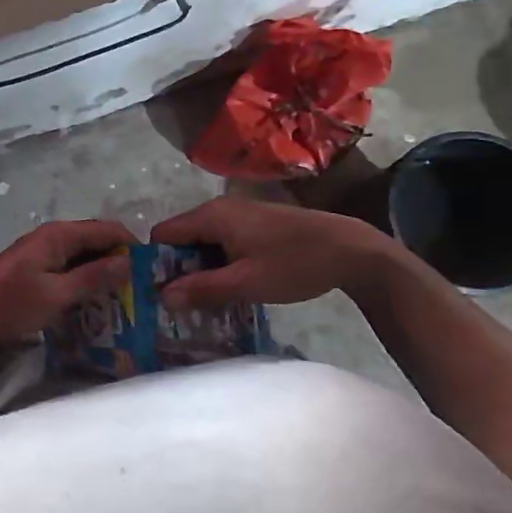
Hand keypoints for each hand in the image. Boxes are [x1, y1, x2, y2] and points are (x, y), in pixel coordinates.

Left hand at [0, 220, 134, 342]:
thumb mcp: (56, 294)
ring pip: (84, 259)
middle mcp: (52, 239)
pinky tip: (97, 306)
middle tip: (145, 292)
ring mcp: (42, 256)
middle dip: (120, 263)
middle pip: (97, 243)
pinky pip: (69, 272)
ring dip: (103, 276)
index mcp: (58, 235)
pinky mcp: (35, 274)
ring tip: (128, 302)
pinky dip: (84, 284)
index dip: (133, 247)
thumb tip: (129, 261)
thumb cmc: (9, 305)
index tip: (154, 272)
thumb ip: (93, 277)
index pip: (108, 230)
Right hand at [149, 197, 401, 307]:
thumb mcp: (245, 283)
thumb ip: (201, 289)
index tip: (160, 292)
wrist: (355, 251)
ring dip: (200, 270)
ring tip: (205, 299)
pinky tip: (231, 286)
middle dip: (178, 270)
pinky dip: (219, 264)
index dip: (156, 263)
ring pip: (202, 243)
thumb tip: (161, 297)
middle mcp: (219, 209)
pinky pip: (222, 243)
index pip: (162, 235)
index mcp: (210, 217)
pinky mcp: (255, 224)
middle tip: (182, 302)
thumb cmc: (295, 264)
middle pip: (180, 239)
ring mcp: (239, 215)